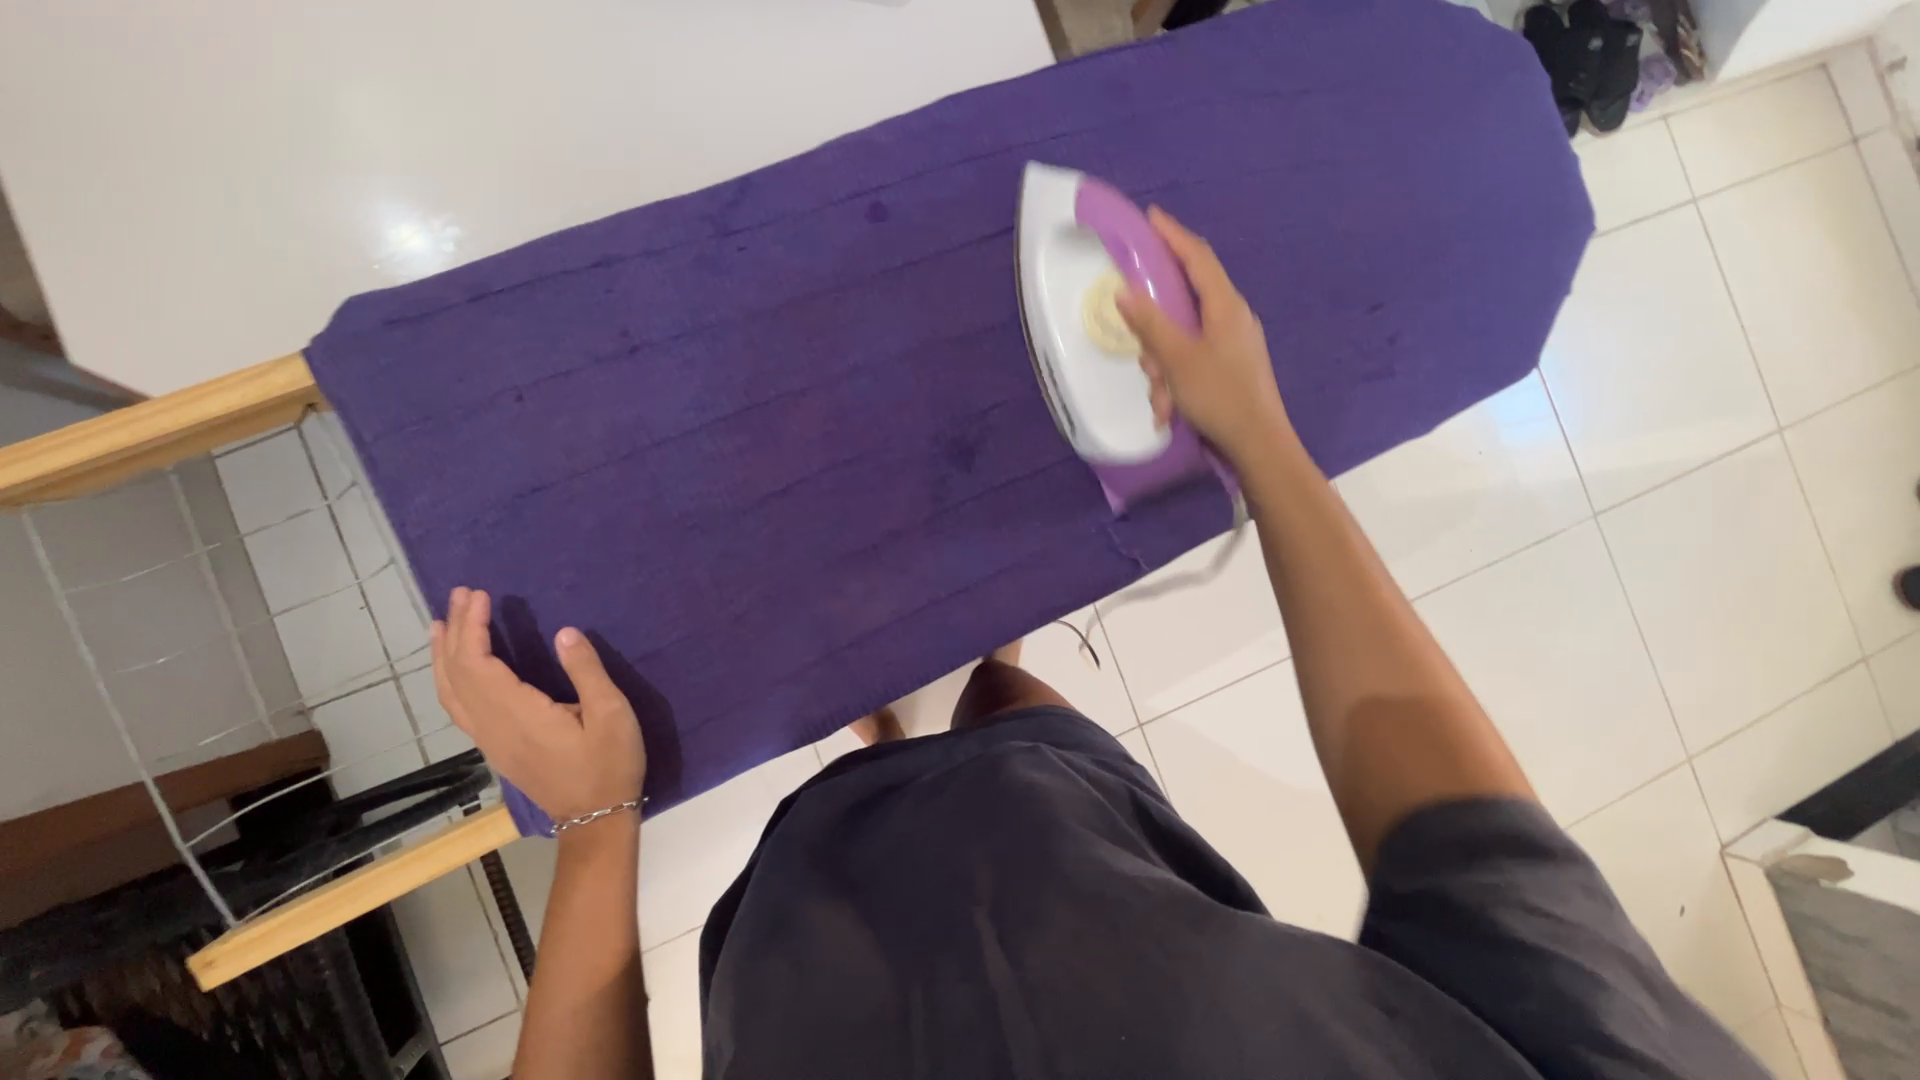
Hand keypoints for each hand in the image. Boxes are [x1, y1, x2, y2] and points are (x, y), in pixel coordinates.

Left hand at [431, 587, 645, 822]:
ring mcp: (490, 739)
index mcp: (518, 713)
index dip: (473, 627)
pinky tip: (457, 668)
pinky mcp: (496, 747)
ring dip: (444, 655)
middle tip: (462, 594)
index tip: (480, 595)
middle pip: (457, 673)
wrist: (595, 818)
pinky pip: (458, 707)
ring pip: (450, 693)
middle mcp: (493, 726)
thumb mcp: (611, 714)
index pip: (477, 663)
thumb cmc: (609, 764)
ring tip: (443, 624)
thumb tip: (564, 632)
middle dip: (456, 631)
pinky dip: (450, 679)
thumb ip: (586, 671)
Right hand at [1116, 207, 1292, 464]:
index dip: (1172, 235)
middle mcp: (1233, 318)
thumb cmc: (1219, 396)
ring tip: (1162, 398)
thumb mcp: (1176, 359)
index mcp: (1225, 306)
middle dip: (1156, 332)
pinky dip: (1176, 382)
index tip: (1151, 217)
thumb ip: (1149, 323)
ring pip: (1183, 340)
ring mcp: (1234, 344)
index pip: (1197, 257)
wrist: (1258, 444)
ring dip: (1164, 368)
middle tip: (1145, 357)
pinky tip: (1170, 411)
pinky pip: (1192, 362)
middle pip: (1184, 303)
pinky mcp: (1231, 368)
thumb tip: (1124, 290)